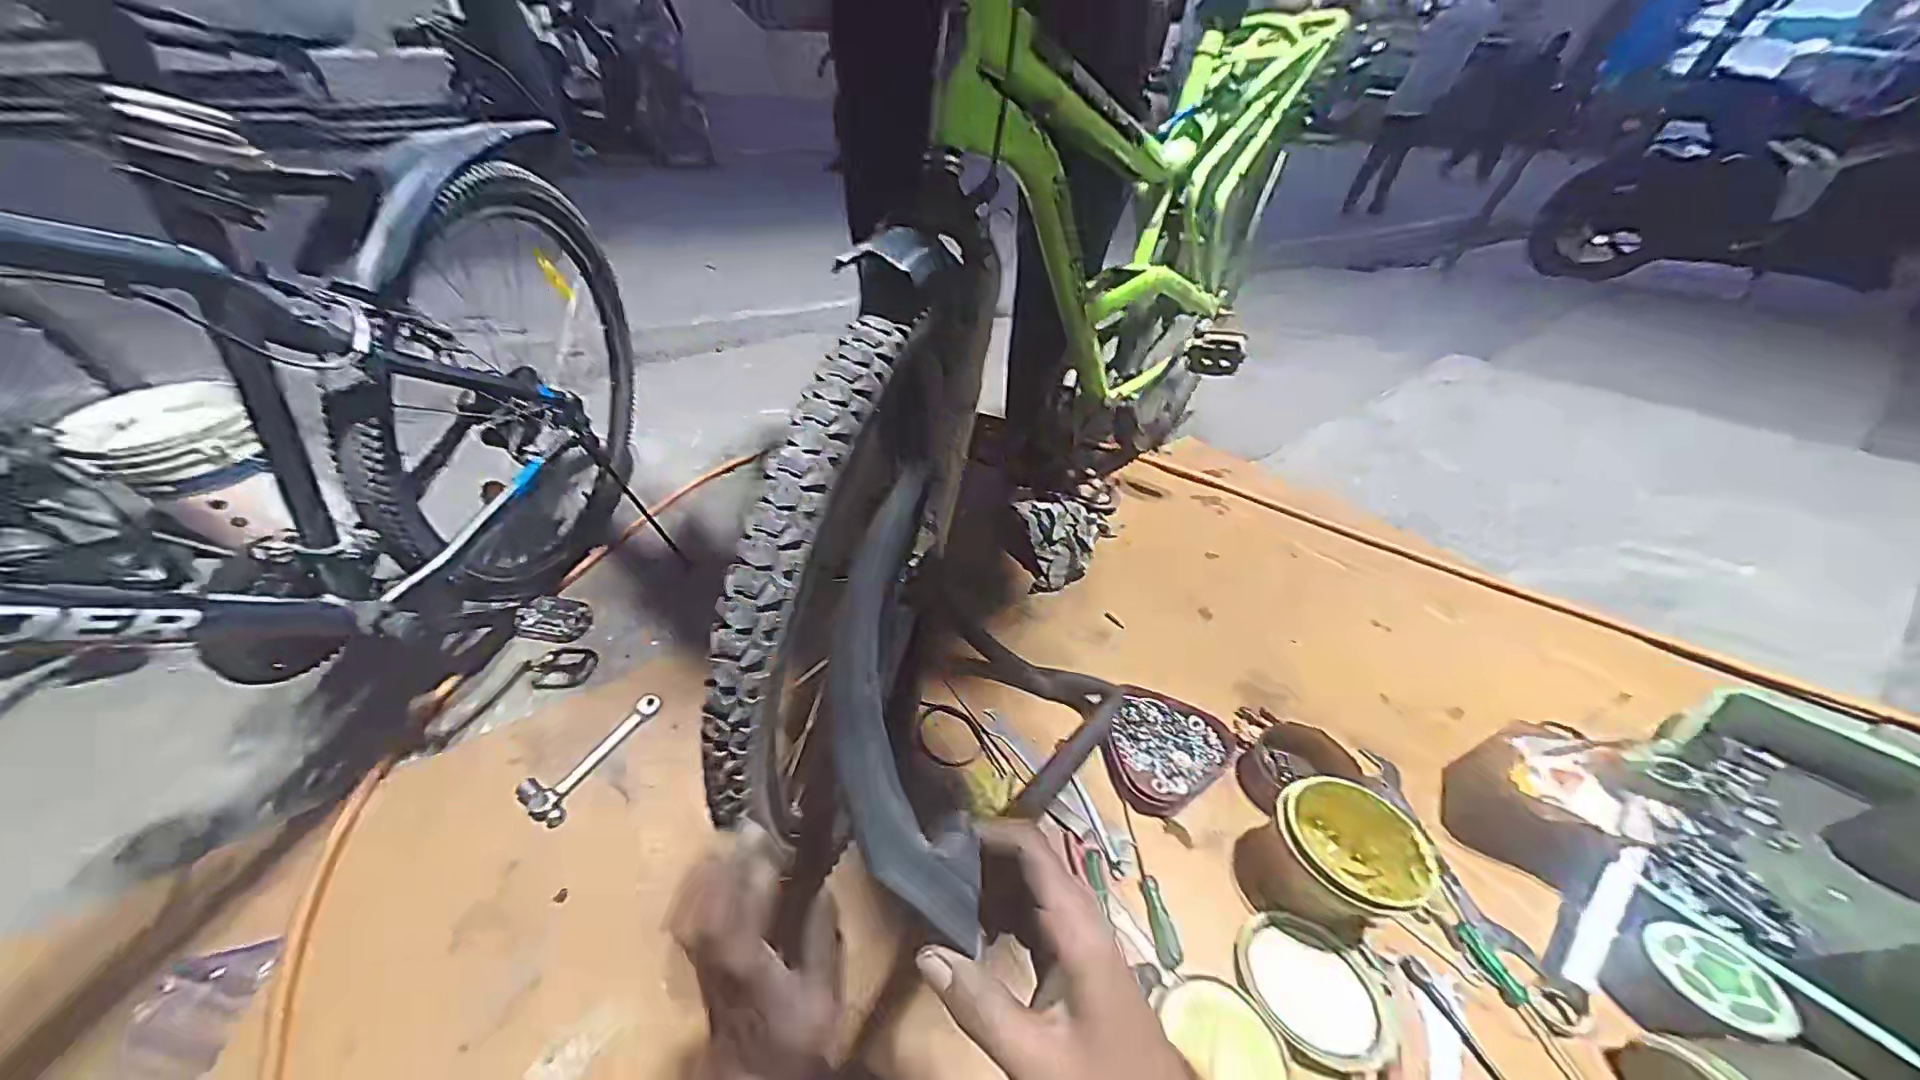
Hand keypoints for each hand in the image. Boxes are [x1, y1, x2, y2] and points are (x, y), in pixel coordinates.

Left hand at [669, 825, 843, 1079]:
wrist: (750, 1071)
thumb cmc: (791, 1033)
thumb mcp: (821, 994)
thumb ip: (820, 940)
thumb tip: (821, 888)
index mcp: (749, 967)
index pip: (741, 914)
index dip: (751, 877)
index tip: (770, 841)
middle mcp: (717, 960)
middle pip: (711, 903)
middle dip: (730, 861)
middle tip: (752, 827)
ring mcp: (700, 959)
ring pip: (694, 905)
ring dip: (712, 868)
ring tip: (732, 836)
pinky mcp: (696, 957)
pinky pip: (689, 912)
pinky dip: (697, 884)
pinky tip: (709, 863)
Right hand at [914, 821, 1194, 1079]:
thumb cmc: (1100, 1075)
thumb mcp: (1034, 1055)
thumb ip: (980, 1006)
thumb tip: (927, 954)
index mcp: (1076, 923)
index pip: (1033, 846)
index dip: (990, 832)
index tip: (946, 838)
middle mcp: (1081, 913)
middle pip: (1031, 857)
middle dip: (985, 854)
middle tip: (937, 864)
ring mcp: (1082, 930)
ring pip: (1032, 881)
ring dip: (992, 880)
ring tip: (947, 889)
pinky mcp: (1076, 949)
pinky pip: (1036, 909)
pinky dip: (1004, 908)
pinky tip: (976, 928)